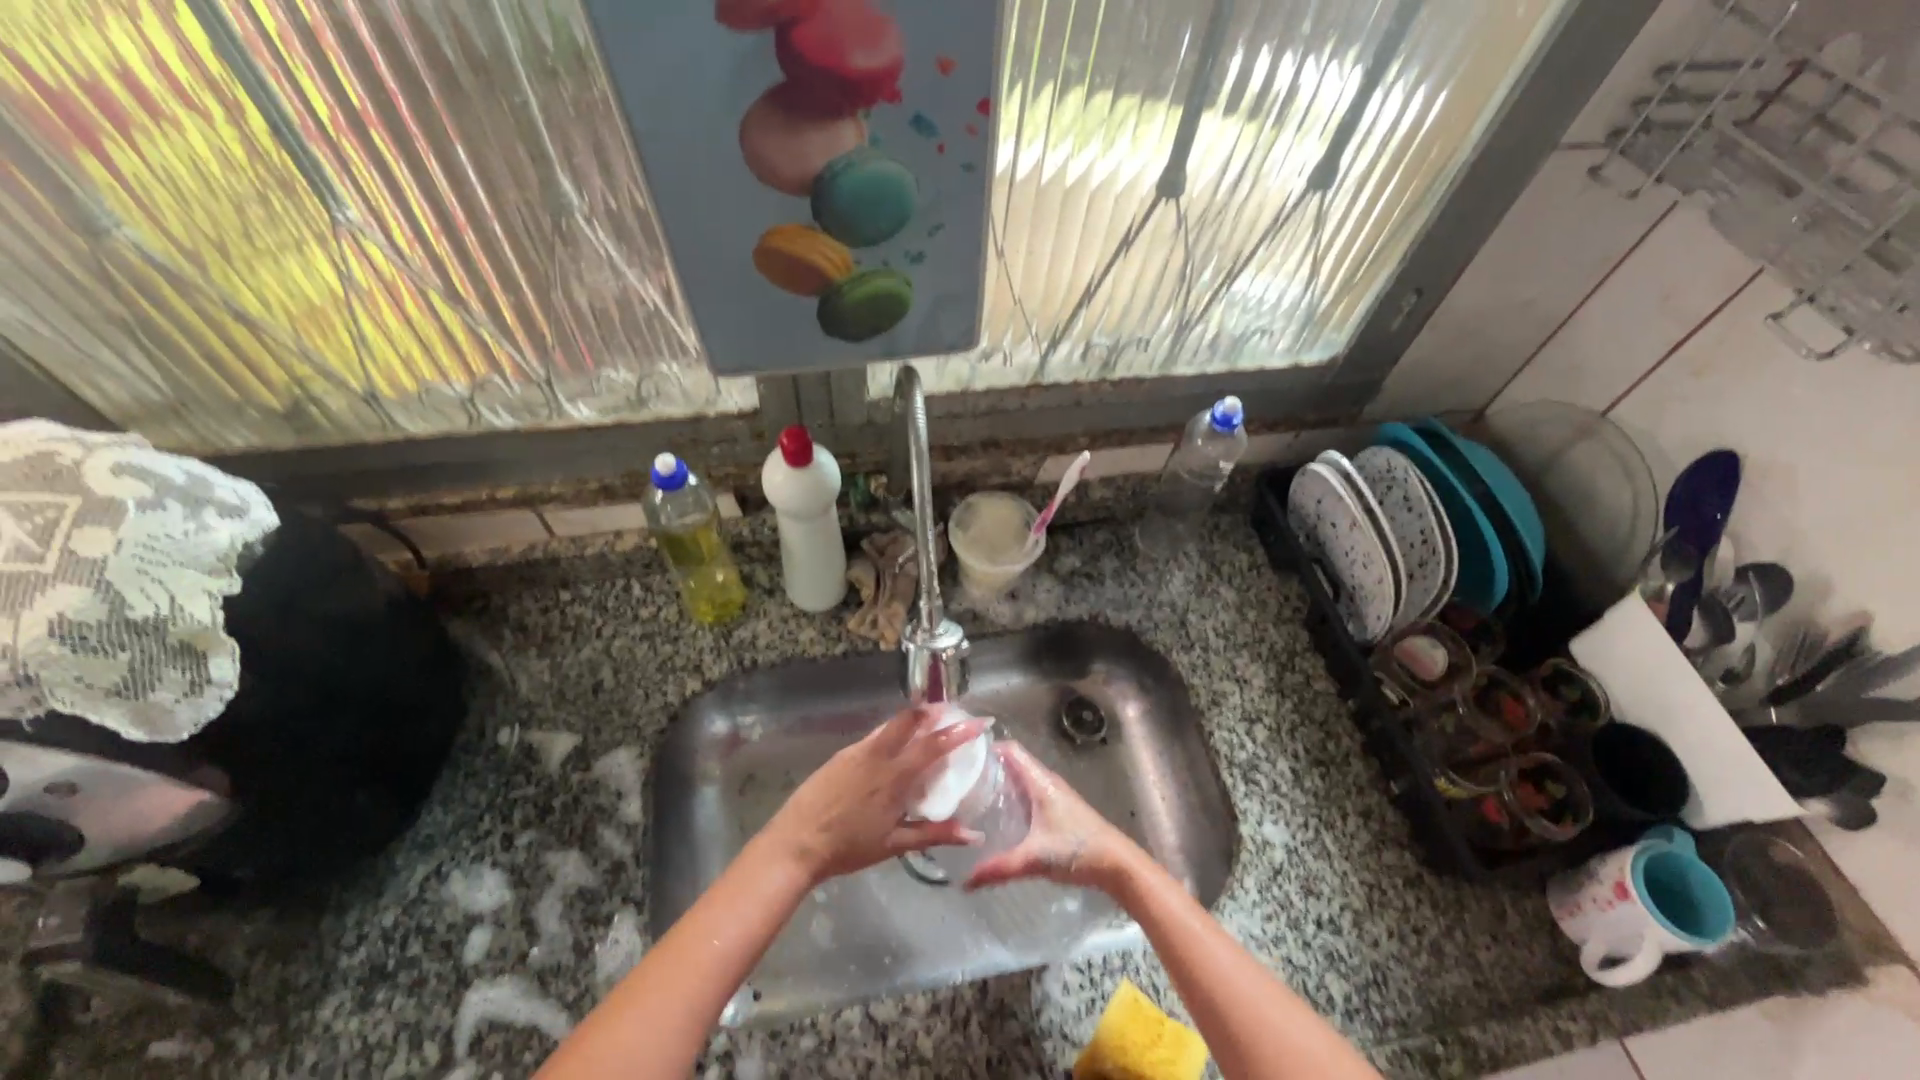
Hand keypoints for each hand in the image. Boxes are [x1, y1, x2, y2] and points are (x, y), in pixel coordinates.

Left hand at [759, 706, 988, 885]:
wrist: (795, 843)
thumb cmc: (848, 848)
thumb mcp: (894, 845)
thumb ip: (934, 834)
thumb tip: (973, 835)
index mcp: (894, 776)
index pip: (934, 745)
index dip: (959, 732)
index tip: (980, 721)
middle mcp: (877, 755)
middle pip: (909, 720)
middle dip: (932, 712)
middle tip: (949, 713)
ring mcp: (855, 752)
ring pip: (889, 726)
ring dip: (910, 721)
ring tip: (925, 726)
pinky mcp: (839, 756)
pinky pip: (872, 737)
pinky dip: (889, 734)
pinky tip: (891, 749)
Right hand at [963, 741, 1143, 892]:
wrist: (1118, 864)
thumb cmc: (1078, 850)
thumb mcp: (1035, 859)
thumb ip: (1000, 868)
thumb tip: (964, 882)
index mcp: (1041, 782)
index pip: (1011, 750)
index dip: (987, 748)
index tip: (961, 756)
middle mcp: (1047, 783)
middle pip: (1013, 765)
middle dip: (987, 770)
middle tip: (959, 781)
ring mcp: (1054, 797)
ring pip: (1021, 782)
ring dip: (999, 786)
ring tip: (971, 798)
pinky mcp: (1059, 812)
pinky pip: (1029, 797)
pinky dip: (1012, 800)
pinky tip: (998, 818)